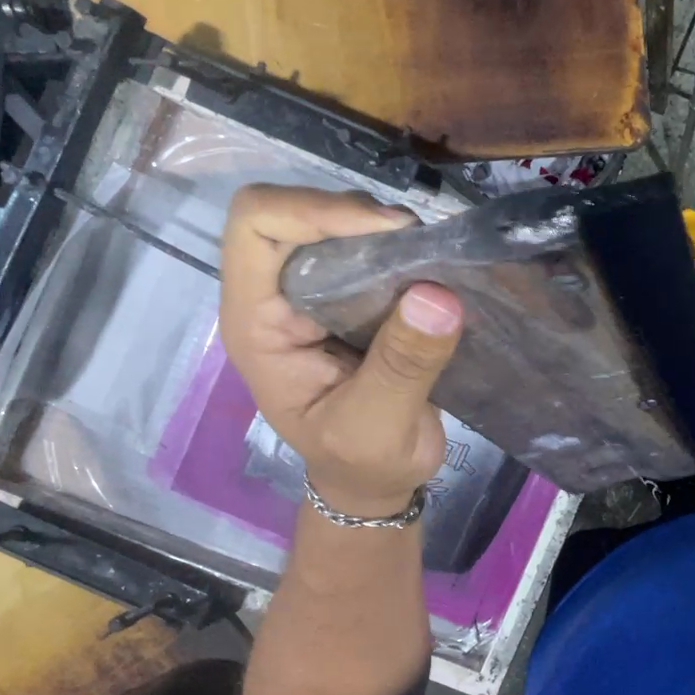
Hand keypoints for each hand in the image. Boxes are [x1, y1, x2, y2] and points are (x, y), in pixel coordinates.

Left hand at [219, 186, 464, 517]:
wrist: (375, 483)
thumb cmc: (362, 463)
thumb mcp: (378, 426)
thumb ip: (403, 366)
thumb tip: (438, 295)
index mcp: (257, 324)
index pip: (256, 228)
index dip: (315, 212)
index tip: (390, 232)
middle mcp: (276, 298)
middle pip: (292, 213)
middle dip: (354, 215)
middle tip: (419, 242)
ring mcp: (312, 297)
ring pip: (331, 226)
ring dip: (381, 229)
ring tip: (430, 254)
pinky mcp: (350, 301)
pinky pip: (365, 250)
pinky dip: (398, 247)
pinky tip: (432, 266)